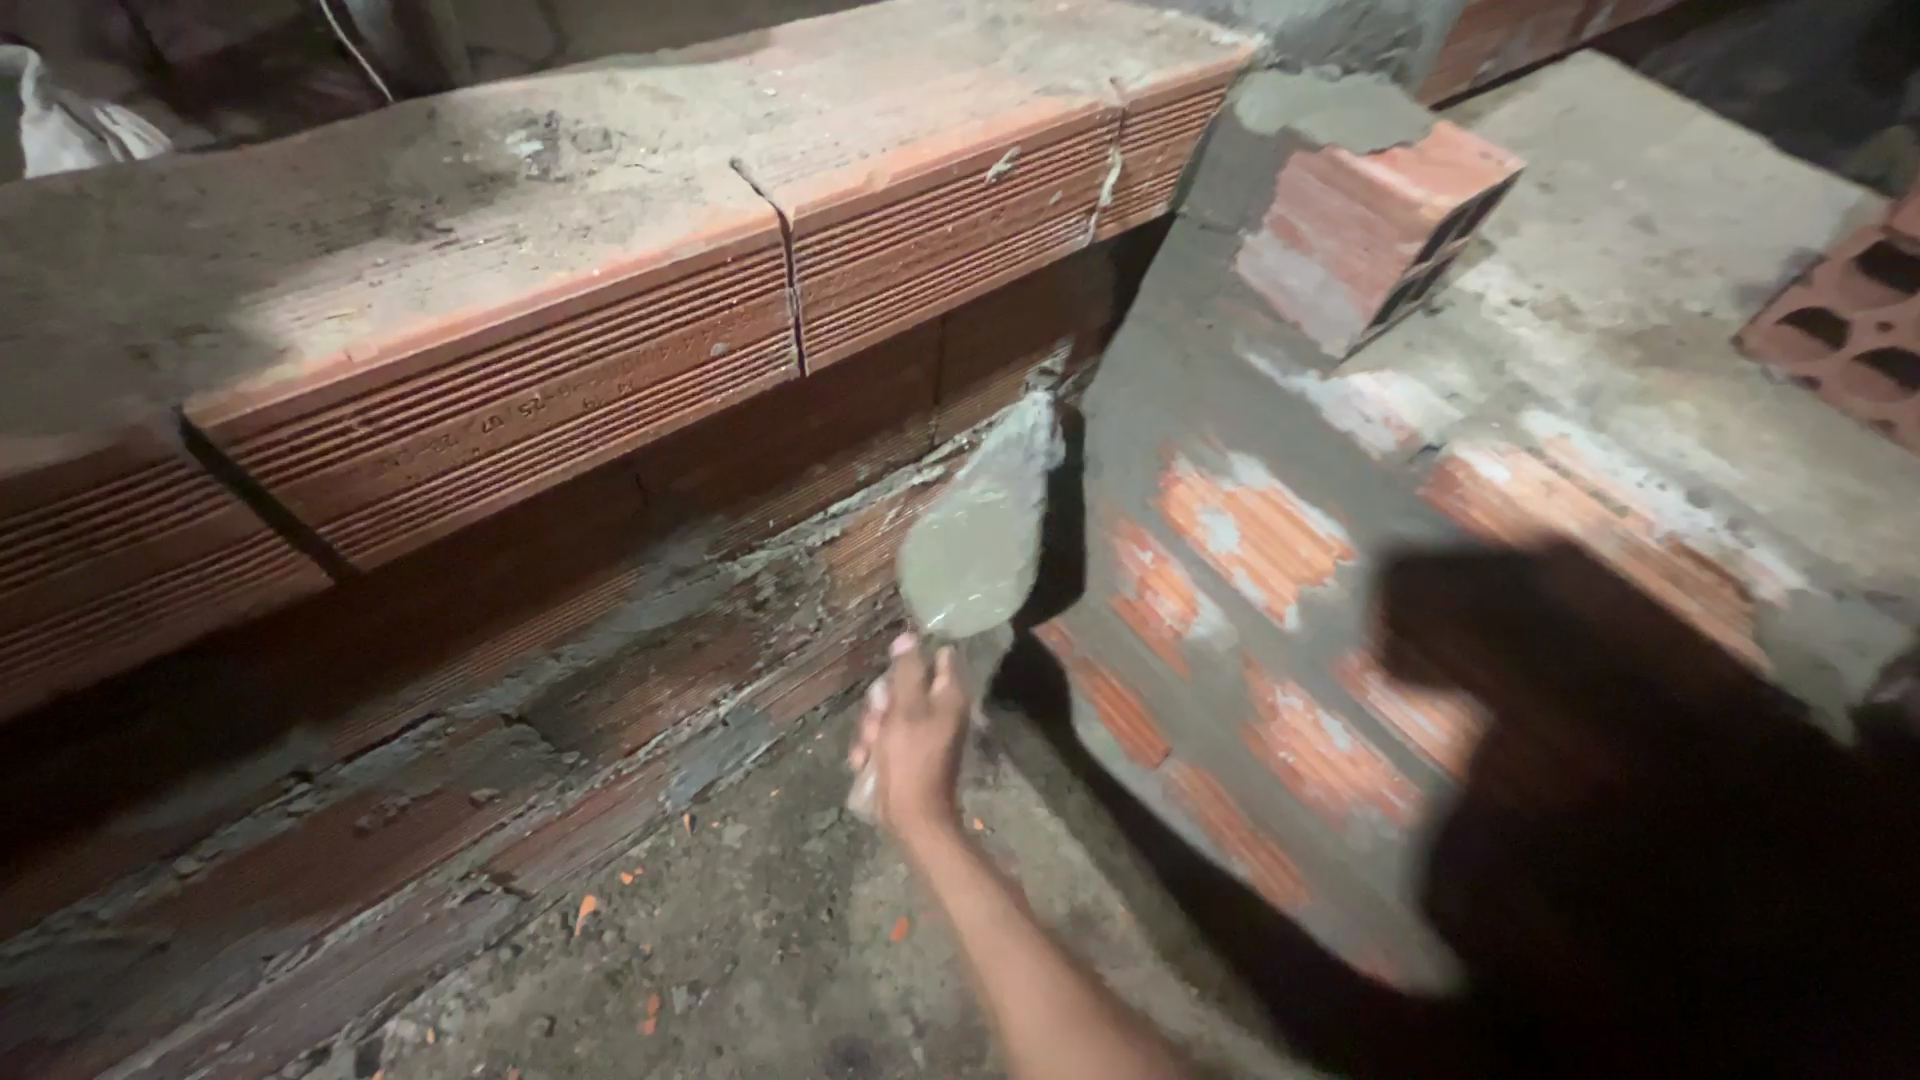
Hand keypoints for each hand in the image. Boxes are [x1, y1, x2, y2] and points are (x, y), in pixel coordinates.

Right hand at [848, 633, 969, 843]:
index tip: (892, 669)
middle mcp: (942, 710)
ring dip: (873, 728)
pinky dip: (874, 748)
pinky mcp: (909, 752)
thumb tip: (909, 636)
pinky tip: (864, 761)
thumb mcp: (905, 709)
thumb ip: (907, 671)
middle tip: (879, 719)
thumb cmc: (910, 759)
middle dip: (883, 702)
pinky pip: (886, 737)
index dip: (913, 657)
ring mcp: (926, 733)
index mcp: (950, 696)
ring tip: (870, 748)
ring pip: (890, 712)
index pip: (939, 657)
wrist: (913, 817)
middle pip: (905, 685)